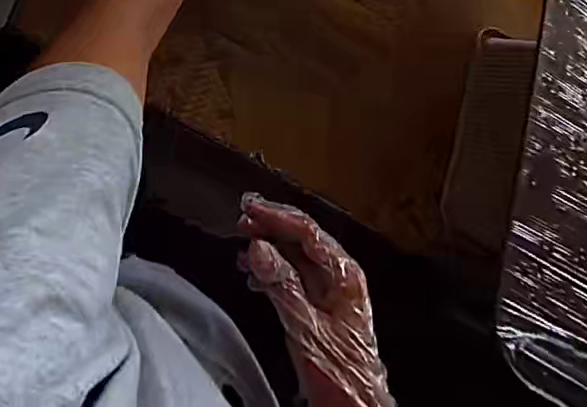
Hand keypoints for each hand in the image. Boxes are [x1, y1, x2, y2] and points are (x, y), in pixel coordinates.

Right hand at [239, 194, 393, 406]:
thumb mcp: (308, 330)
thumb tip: (259, 248)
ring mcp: (329, 289)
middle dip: (270, 226)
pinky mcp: (318, 304)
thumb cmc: (342, 378)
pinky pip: (291, 274)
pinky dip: (270, 269)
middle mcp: (338, 274)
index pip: (307, 231)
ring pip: (294, 254)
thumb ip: (283, 286)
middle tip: (242, 219)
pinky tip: (254, 272)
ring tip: (243, 244)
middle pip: (301, 237)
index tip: (250, 208)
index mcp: (343, 273)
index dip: (276, 216)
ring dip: (267, 246)